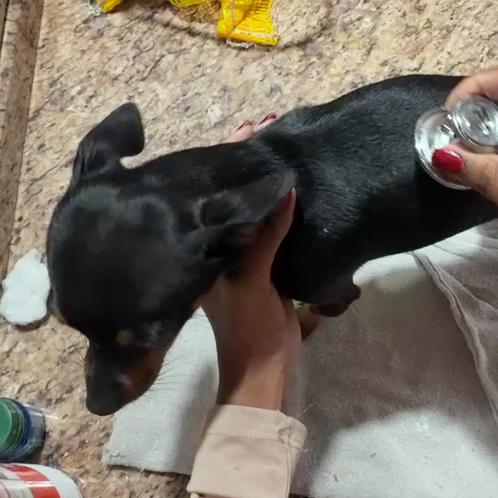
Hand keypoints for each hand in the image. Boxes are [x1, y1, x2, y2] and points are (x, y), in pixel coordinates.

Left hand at [205, 116, 298, 409]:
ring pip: (252, 209)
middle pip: (232, 196)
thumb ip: (264, 238)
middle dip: (246, 164)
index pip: (211, 195)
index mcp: (202, 248)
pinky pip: (273, 228)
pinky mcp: (267, 266)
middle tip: (268, 127)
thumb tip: (283, 190)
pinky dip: (282, 206)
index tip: (245, 130)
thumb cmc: (247, 327)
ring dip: (265, 182)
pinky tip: (294, 188)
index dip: (225, 162)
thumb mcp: (250, 281)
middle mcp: (216, 246)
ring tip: (281, 145)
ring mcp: (242, 256)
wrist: (265, 369)